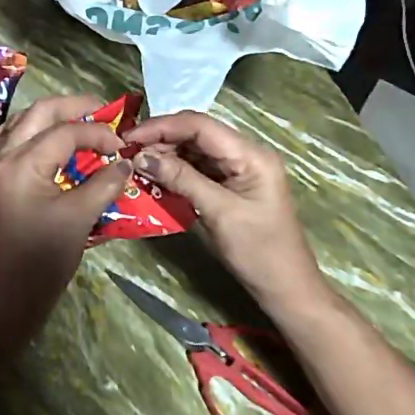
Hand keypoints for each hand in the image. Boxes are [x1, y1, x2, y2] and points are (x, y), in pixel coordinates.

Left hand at [0, 94, 130, 305]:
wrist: (10, 290)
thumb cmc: (46, 257)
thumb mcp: (81, 217)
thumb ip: (104, 183)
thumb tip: (124, 163)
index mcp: (22, 164)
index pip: (64, 132)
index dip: (96, 133)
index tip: (120, 145)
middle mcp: (1, 156)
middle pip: (37, 113)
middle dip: (71, 107)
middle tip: (101, 110)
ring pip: (19, 121)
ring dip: (48, 116)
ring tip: (78, 119)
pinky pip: (8, 138)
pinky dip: (29, 130)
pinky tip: (46, 137)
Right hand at [125, 110, 325, 304]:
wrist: (286, 289)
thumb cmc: (259, 251)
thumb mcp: (218, 212)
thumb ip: (181, 179)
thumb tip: (141, 157)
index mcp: (250, 154)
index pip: (199, 125)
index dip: (161, 127)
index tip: (129, 138)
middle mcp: (245, 153)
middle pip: (196, 132)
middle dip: (160, 138)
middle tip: (128, 152)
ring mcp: (238, 169)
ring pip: (194, 148)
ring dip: (165, 153)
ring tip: (136, 163)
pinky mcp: (230, 184)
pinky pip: (197, 166)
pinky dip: (174, 169)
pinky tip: (154, 175)